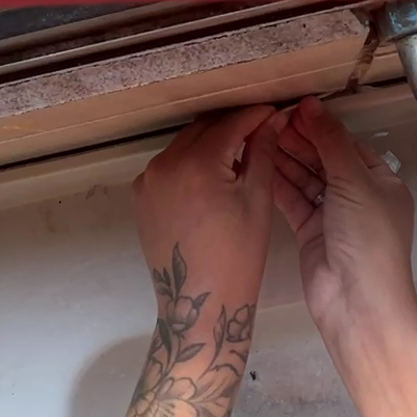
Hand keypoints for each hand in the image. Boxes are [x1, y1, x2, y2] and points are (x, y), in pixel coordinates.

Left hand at [110, 106, 285, 416]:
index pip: (231, 123)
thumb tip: (274, 118)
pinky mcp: (141, 194)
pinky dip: (191, 160)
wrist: (199, 305)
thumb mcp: (256, 200)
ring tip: (240, 149)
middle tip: (261, 127)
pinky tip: (212, 173)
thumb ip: (262, 151)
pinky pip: (170, 163)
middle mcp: (165, 163)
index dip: (255, 114)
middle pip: (204, 127)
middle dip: (233, 124)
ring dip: (211, 140)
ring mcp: (148, 178)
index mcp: (197, 164)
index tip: (275, 110)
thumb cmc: (238, 256)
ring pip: (185, 143)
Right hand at [269, 99, 416, 416]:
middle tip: (269, 120)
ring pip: (306, 178)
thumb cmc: (366, 237)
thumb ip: (329, 141)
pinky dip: (278, 183)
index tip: (292, 108)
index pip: (346, 144)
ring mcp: (333, 215)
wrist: (357, 304)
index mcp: (380, 181)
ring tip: (259, 135)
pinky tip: (258, 164)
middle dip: (300, 140)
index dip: (320, 126)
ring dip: (286, 158)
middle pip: (324, 159)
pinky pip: (293, 200)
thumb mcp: (353, 181)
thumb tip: (311, 102)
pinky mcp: (310, 232)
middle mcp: (358, 196)